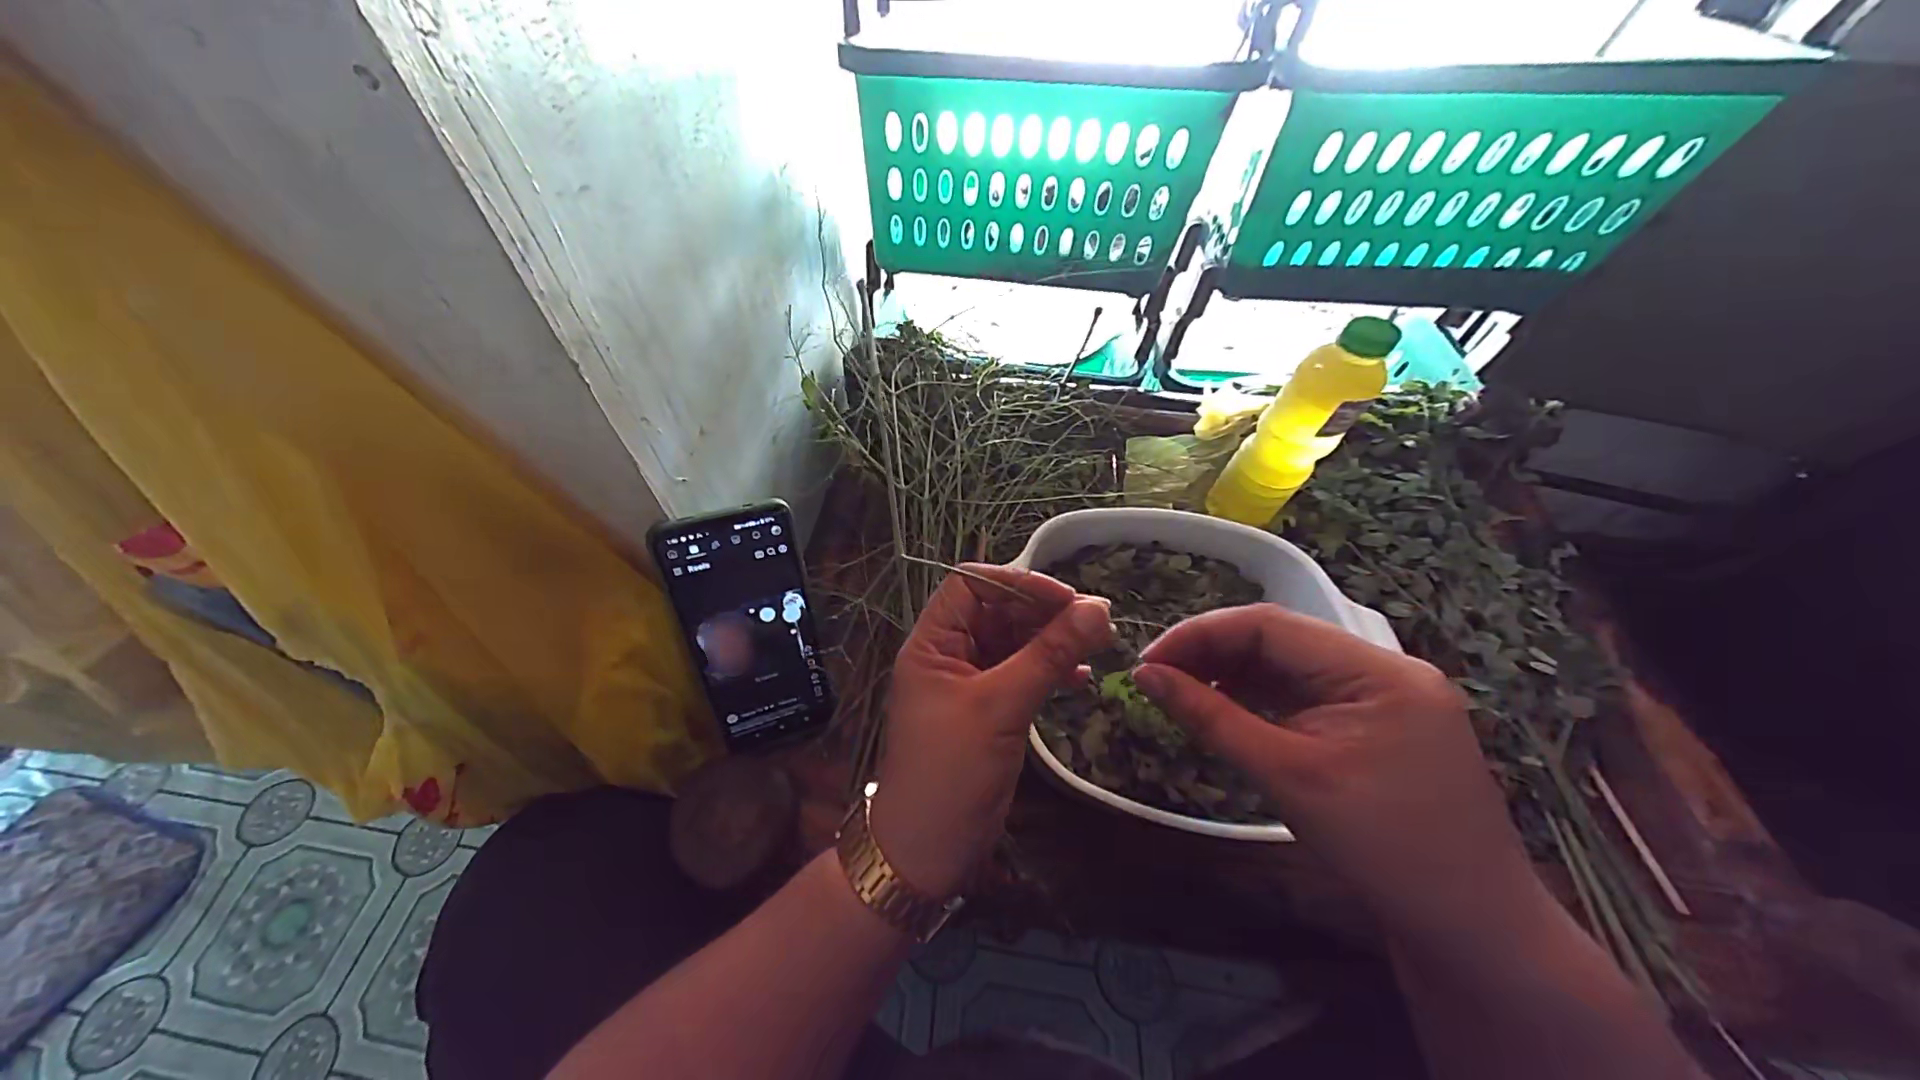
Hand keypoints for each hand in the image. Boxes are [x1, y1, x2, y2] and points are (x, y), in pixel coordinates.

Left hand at [870, 564, 1111, 898]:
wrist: (927, 851)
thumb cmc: (951, 771)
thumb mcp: (1000, 707)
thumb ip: (1047, 656)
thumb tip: (1097, 609)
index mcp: (932, 643)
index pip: (971, 585)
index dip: (1017, 583)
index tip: (1067, 598)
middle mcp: (948, 656)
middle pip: (997, 612)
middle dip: (1044, 612)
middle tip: (1097, 620)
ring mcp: (969, 684)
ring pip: (1014, 643)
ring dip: (1053, 640)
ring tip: (1098, 643)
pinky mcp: (989, 711)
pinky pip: (1022, 675)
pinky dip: (1050, 671)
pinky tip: (1081, 679)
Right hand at [1131, 605, 1539, 941]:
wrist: (1471, 931)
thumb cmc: (1380, 848)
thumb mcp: (1285, 776)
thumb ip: (1211, 717)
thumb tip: (1145, 675)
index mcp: (1376, 670)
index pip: (1271, 625)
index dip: (1200, 634)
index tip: (1148, 660)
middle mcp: (1384, 669)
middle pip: (1280, 640)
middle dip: (1212, 652)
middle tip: (1156, 677)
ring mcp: (1384, 697)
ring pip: (1289, 665)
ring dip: (1232, 673)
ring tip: (1180, 691)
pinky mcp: (1375, 724)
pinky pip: (1305, 694)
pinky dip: (1259, 698)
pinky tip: (1224, 708)